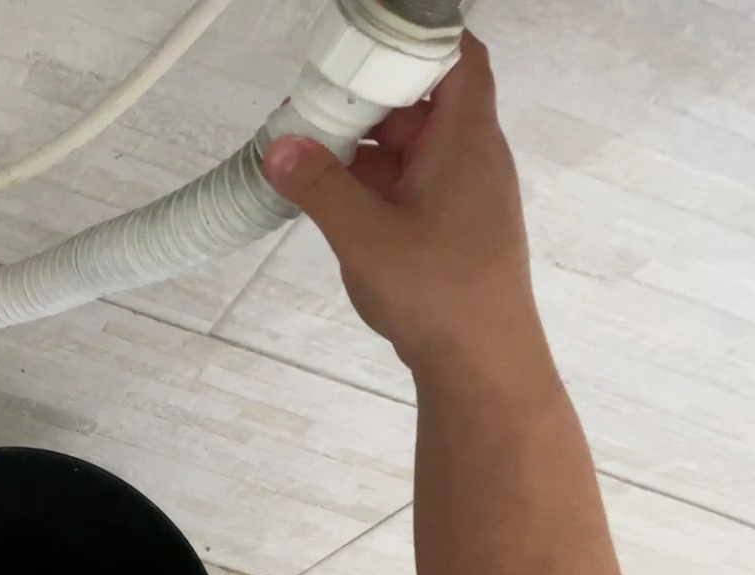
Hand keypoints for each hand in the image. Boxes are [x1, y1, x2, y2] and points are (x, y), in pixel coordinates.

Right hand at [263, 34, 542, 374]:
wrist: (476, 353)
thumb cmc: (433, 286)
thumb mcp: (364, 234)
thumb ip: (320, 187)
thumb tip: (278, 145)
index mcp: (464, 140)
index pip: (457, 59)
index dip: (418, 41)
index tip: (363, 45)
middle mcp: (466, 157)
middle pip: (420, 105)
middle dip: (365, 99)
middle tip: (308, 106)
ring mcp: (454, 194)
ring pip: (405, 150)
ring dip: (359, 146)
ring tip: (303, 152)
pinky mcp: (440, 226)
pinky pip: (400, 185)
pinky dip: (365, 181)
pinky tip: (325, 196)